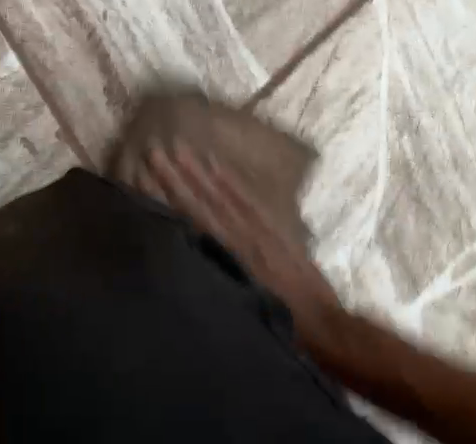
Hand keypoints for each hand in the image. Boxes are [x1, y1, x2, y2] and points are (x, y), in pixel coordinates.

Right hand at [136, 144, 345, 347]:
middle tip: (156, 151)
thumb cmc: (278, 326)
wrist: (326, 327)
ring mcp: (261, 229)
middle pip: (206, 199)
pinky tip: (216, 165)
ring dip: (200, 171)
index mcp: (233, 257)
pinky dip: (231, 180)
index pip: (196, 217)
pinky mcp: (275, 228)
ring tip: (180, 149)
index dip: (172, 193)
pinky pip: (249, 198)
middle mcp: (243, 237)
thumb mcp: (242, 306)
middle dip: (179, 175)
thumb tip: (185, 252)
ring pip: (225, 194)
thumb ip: (217, 277)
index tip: (150, 173)